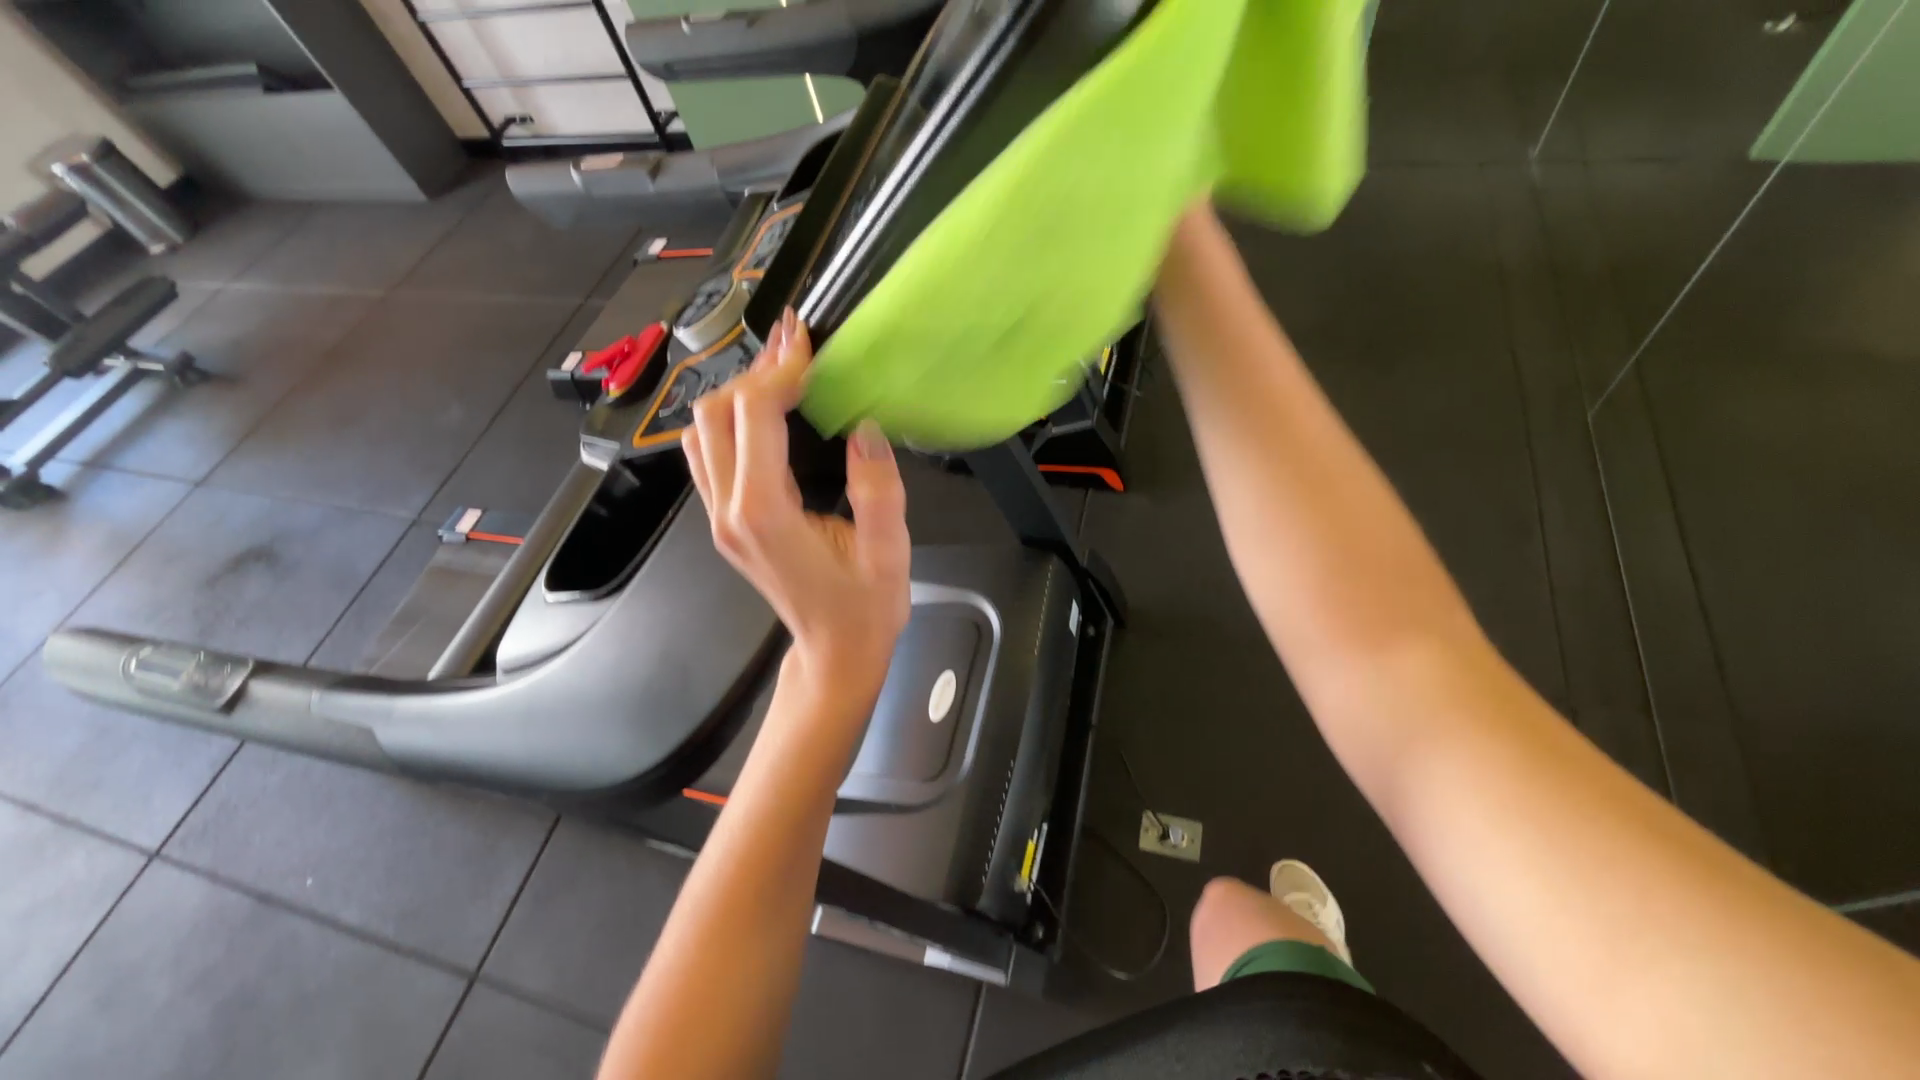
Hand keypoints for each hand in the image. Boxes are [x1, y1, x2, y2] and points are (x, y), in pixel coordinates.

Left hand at [682, 308, 910, 700]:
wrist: (834, 653)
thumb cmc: (865, 609)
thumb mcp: (889, 551)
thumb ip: (878, 487)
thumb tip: (864, 427)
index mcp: (765, 514)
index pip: (754, 416)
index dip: (779, 370)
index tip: (809, 343)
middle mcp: (729, 511)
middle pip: (714, 414)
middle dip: (753, 372)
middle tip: (797, 349)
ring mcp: (718, 518)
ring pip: (702, 431)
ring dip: (738, 393)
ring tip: (784, 371)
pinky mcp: (723, 521)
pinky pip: (709, 454)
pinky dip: (733, 419)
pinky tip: (769, 410)